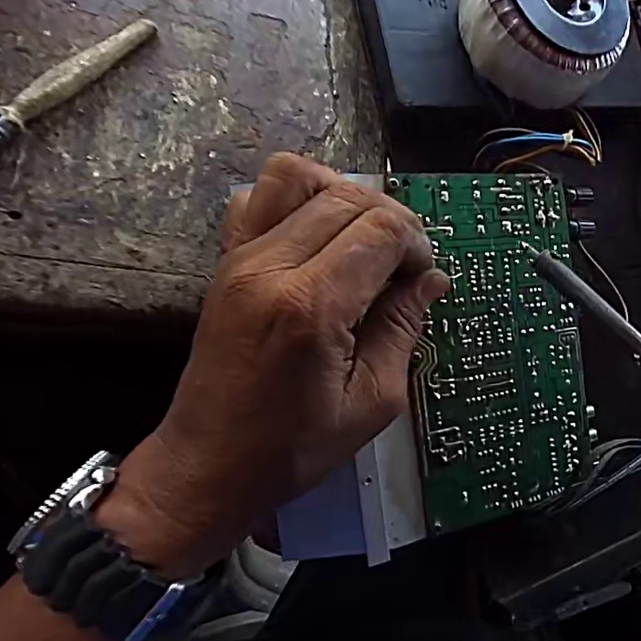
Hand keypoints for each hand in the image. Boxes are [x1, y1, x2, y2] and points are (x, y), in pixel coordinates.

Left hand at [100, 153, 448, 573]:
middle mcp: (270, 266)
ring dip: (344, 196)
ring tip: (363, 240)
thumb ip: (404, 328)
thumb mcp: (373, 400)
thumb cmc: (296, 445)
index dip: (417, 244)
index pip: (381, 229)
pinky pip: (259, 196)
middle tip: (402, 266)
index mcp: (312, 306)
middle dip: (393, 221)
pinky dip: (298, 201)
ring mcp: (239, 258)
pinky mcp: (224, 261)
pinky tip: (320, 240)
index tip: (422, 279)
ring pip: (298, 176)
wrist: (208, 464)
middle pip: (348, 196)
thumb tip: (432, 280)